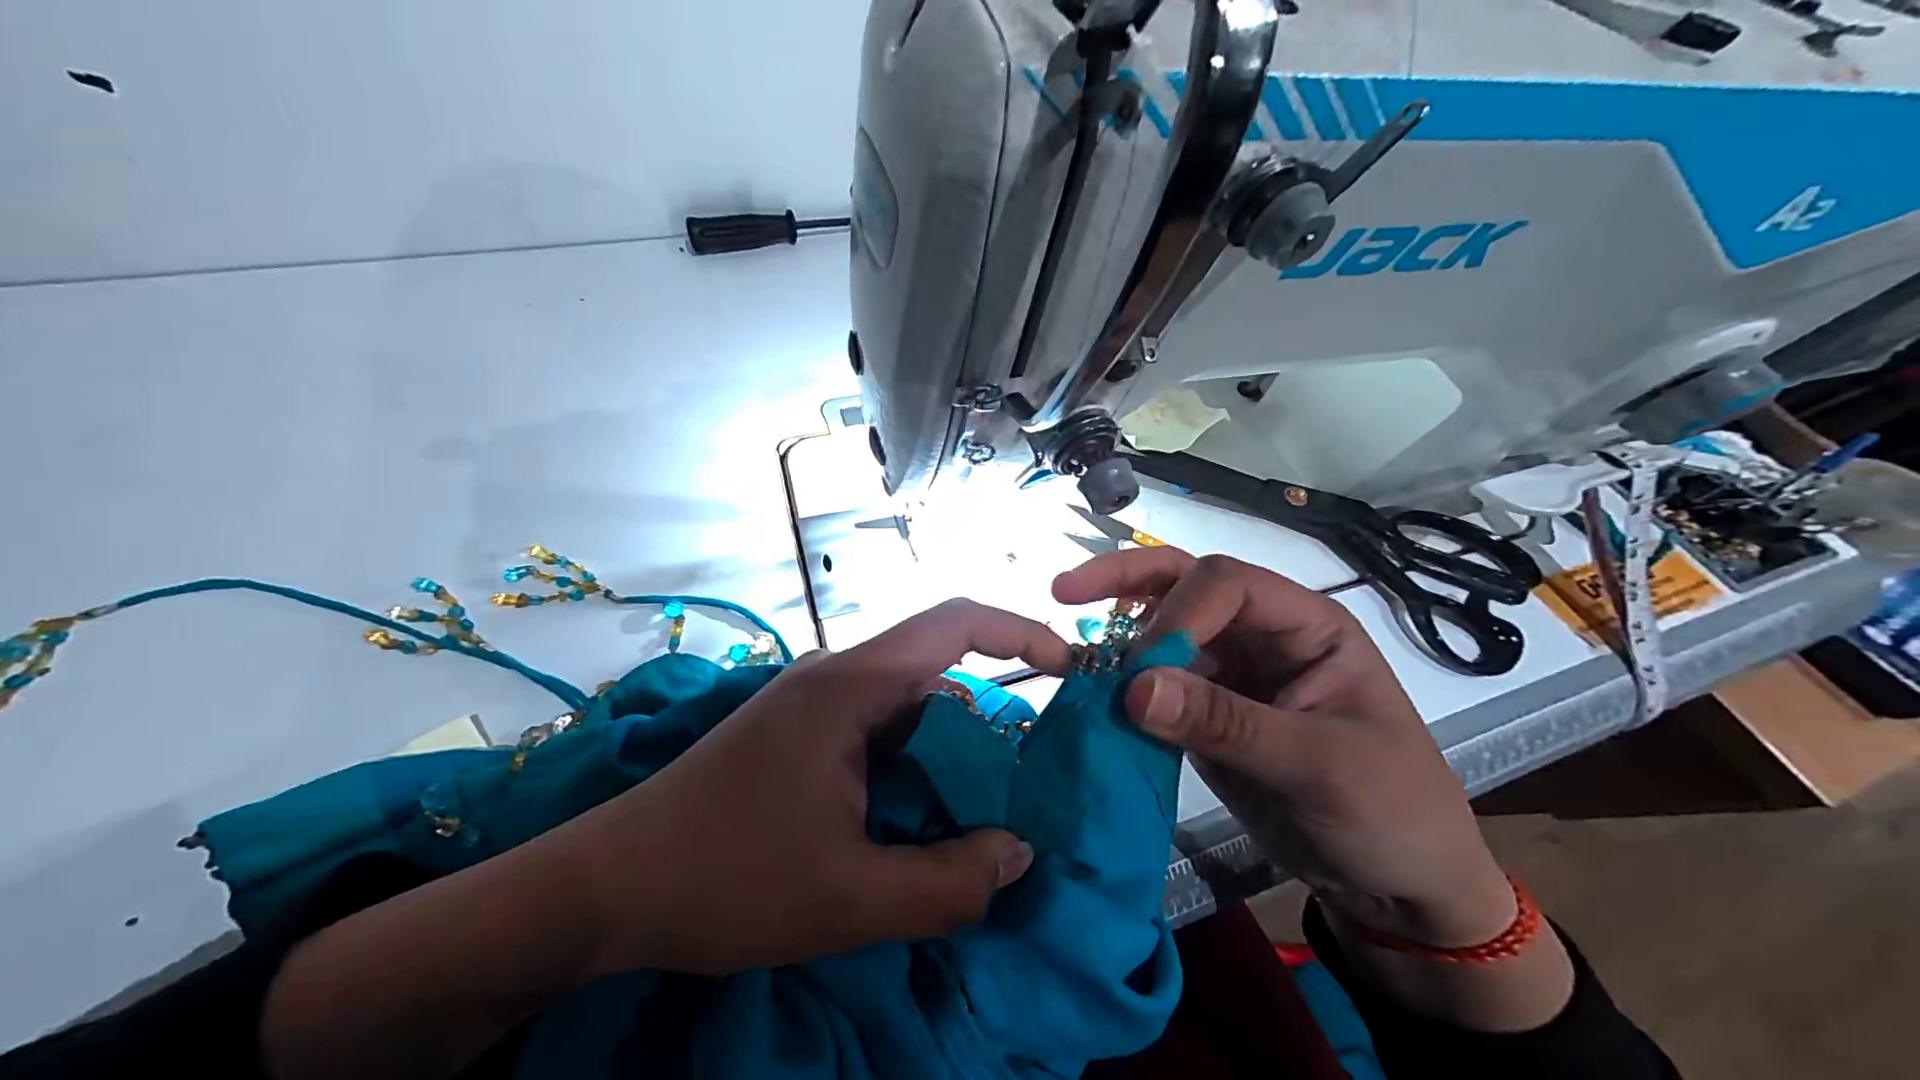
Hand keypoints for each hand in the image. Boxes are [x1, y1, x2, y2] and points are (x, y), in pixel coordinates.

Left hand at [550, 598, 1070, 976]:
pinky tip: (918, 818)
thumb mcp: (848, 901)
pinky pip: (878, 729)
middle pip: (937, 668)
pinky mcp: (798, 731)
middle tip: (1029, 780)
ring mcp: (812, 702)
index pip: (954, 622)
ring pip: (909, 705)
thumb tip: (1018, 854)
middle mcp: (835, 676)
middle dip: (993, 716)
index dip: (1021, 633)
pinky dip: (914, 763)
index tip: (1069, 669)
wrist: (606, 886)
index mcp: (850, 687)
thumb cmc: (724, 880)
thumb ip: (947, 884)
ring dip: (950, 749)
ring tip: (980, 811)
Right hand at [1053, 549, 1512, 947]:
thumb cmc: (1389, 813)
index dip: (1176, 614)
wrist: (1396, 888)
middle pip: (1185, 583)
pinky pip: (1153, 684)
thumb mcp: (1318, 766)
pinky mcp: (1204, 712)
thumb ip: (1224, 722)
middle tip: (1064, 591)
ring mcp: (1229, 672)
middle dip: (1125, 581)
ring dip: (1114, 632)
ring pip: (1160, 629)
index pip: (1227, 584)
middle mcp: (1262, 635)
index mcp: (1306, 625)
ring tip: (1067, 646)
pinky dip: (1118, 684)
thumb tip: (1131, 689)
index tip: (1141, 670)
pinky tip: (1085, 688)